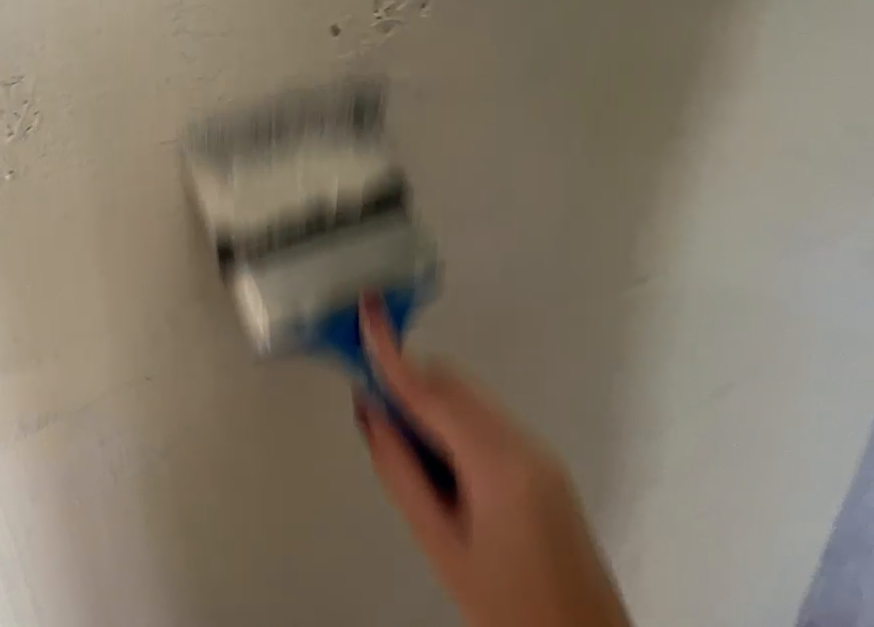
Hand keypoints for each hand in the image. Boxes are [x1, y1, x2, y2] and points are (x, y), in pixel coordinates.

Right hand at [357, 297, 632, 626]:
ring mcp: (540, 456)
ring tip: (407, 456)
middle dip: (406, 385)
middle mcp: (526, 446)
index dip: (390, 350)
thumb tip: (370, 410)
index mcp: (499, 464)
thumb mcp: (437, 538)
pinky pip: (481, 422)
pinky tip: (438, 469)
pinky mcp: (542, 469)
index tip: (366, 311)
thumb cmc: (506, 604)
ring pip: (465, 400)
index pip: (431, 390)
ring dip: (426, 408)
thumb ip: (399, 468)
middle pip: (451, 384)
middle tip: (372, 417)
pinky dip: (448, 426)